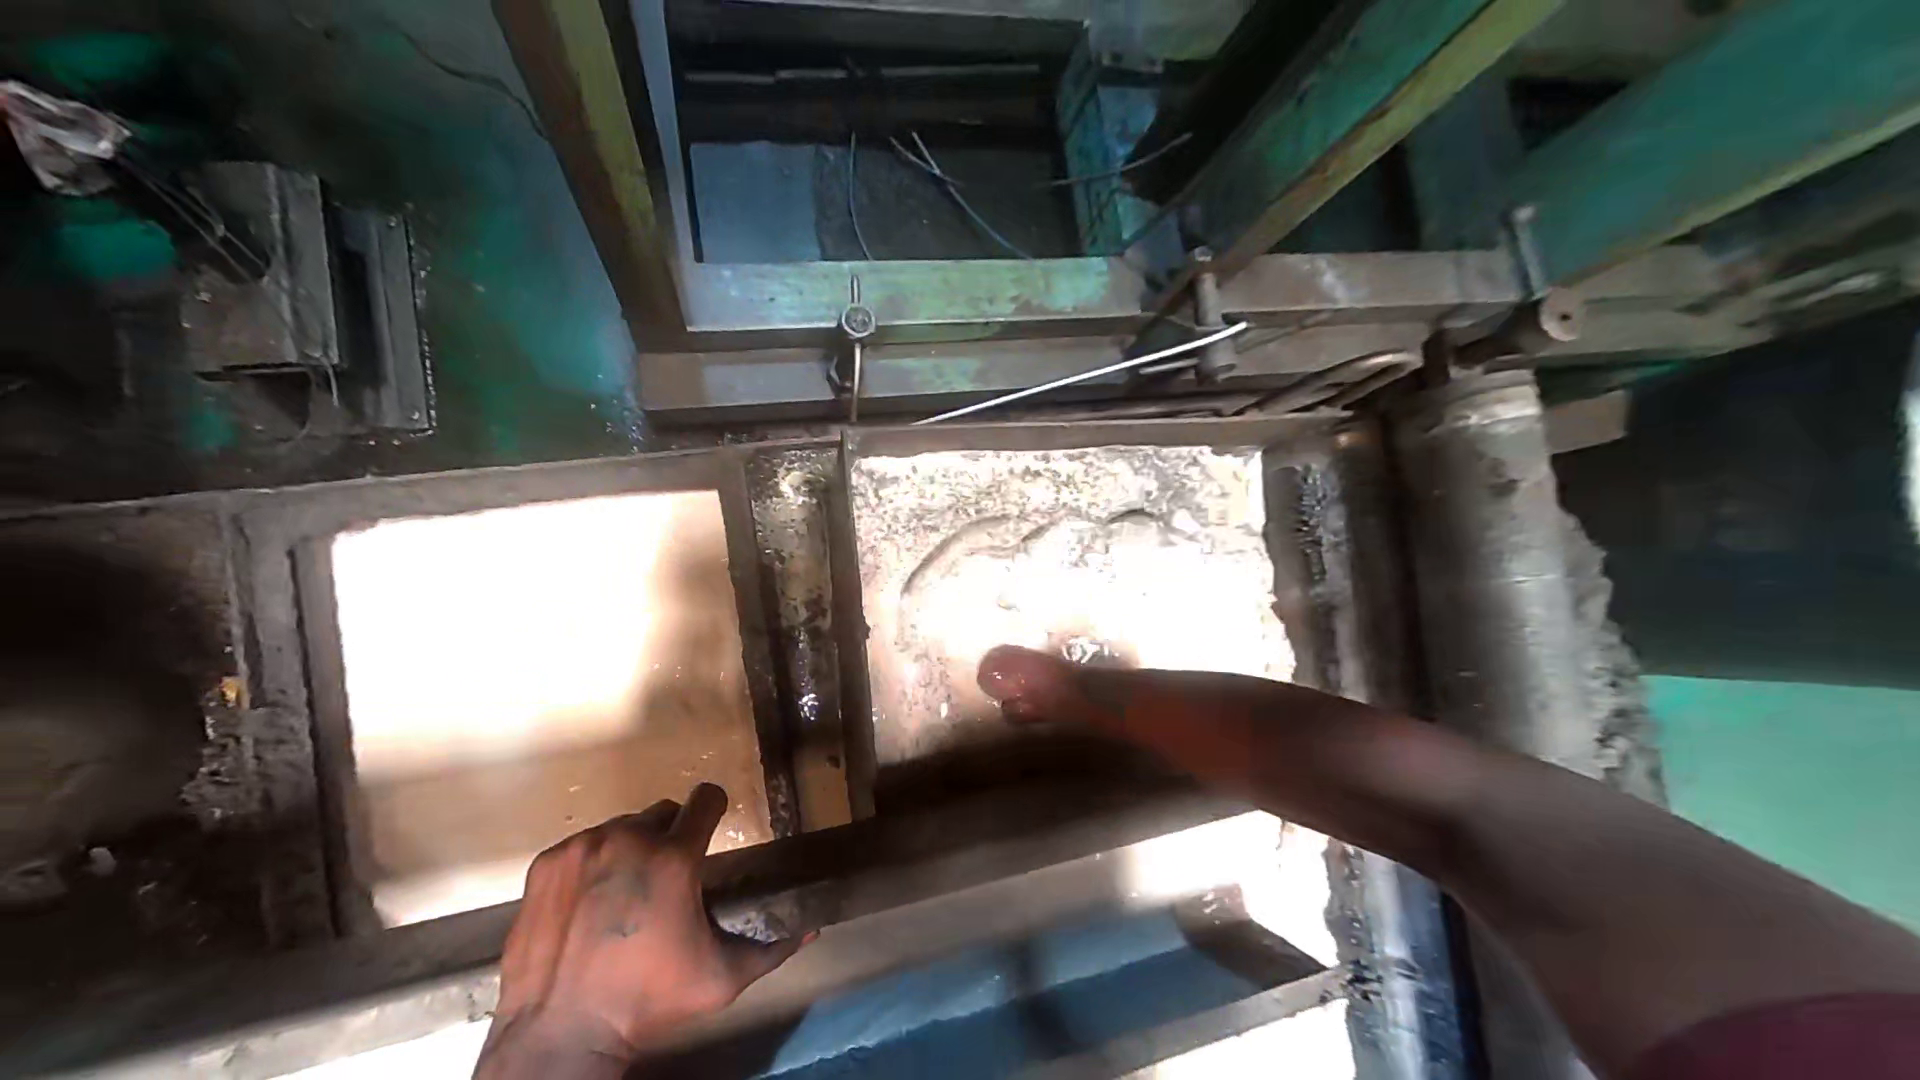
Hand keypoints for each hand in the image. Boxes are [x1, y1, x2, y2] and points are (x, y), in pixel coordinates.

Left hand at [475, 783, 806, 1078]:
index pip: (706, 798)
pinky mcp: (547, 864)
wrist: (557, 1037)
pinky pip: (583, 844)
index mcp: (673, 857)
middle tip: (666, 877)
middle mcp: (628, 838)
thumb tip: (813, 931)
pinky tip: (589, 902)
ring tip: (625, 893)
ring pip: (622, 827)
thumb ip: (772, 949)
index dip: (715, 808)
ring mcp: (583, 848)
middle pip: (664, 812)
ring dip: (632, 848)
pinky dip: (592, 863)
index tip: (712, 827)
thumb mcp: (721, 980)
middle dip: (671, 835)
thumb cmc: (647, 1002)